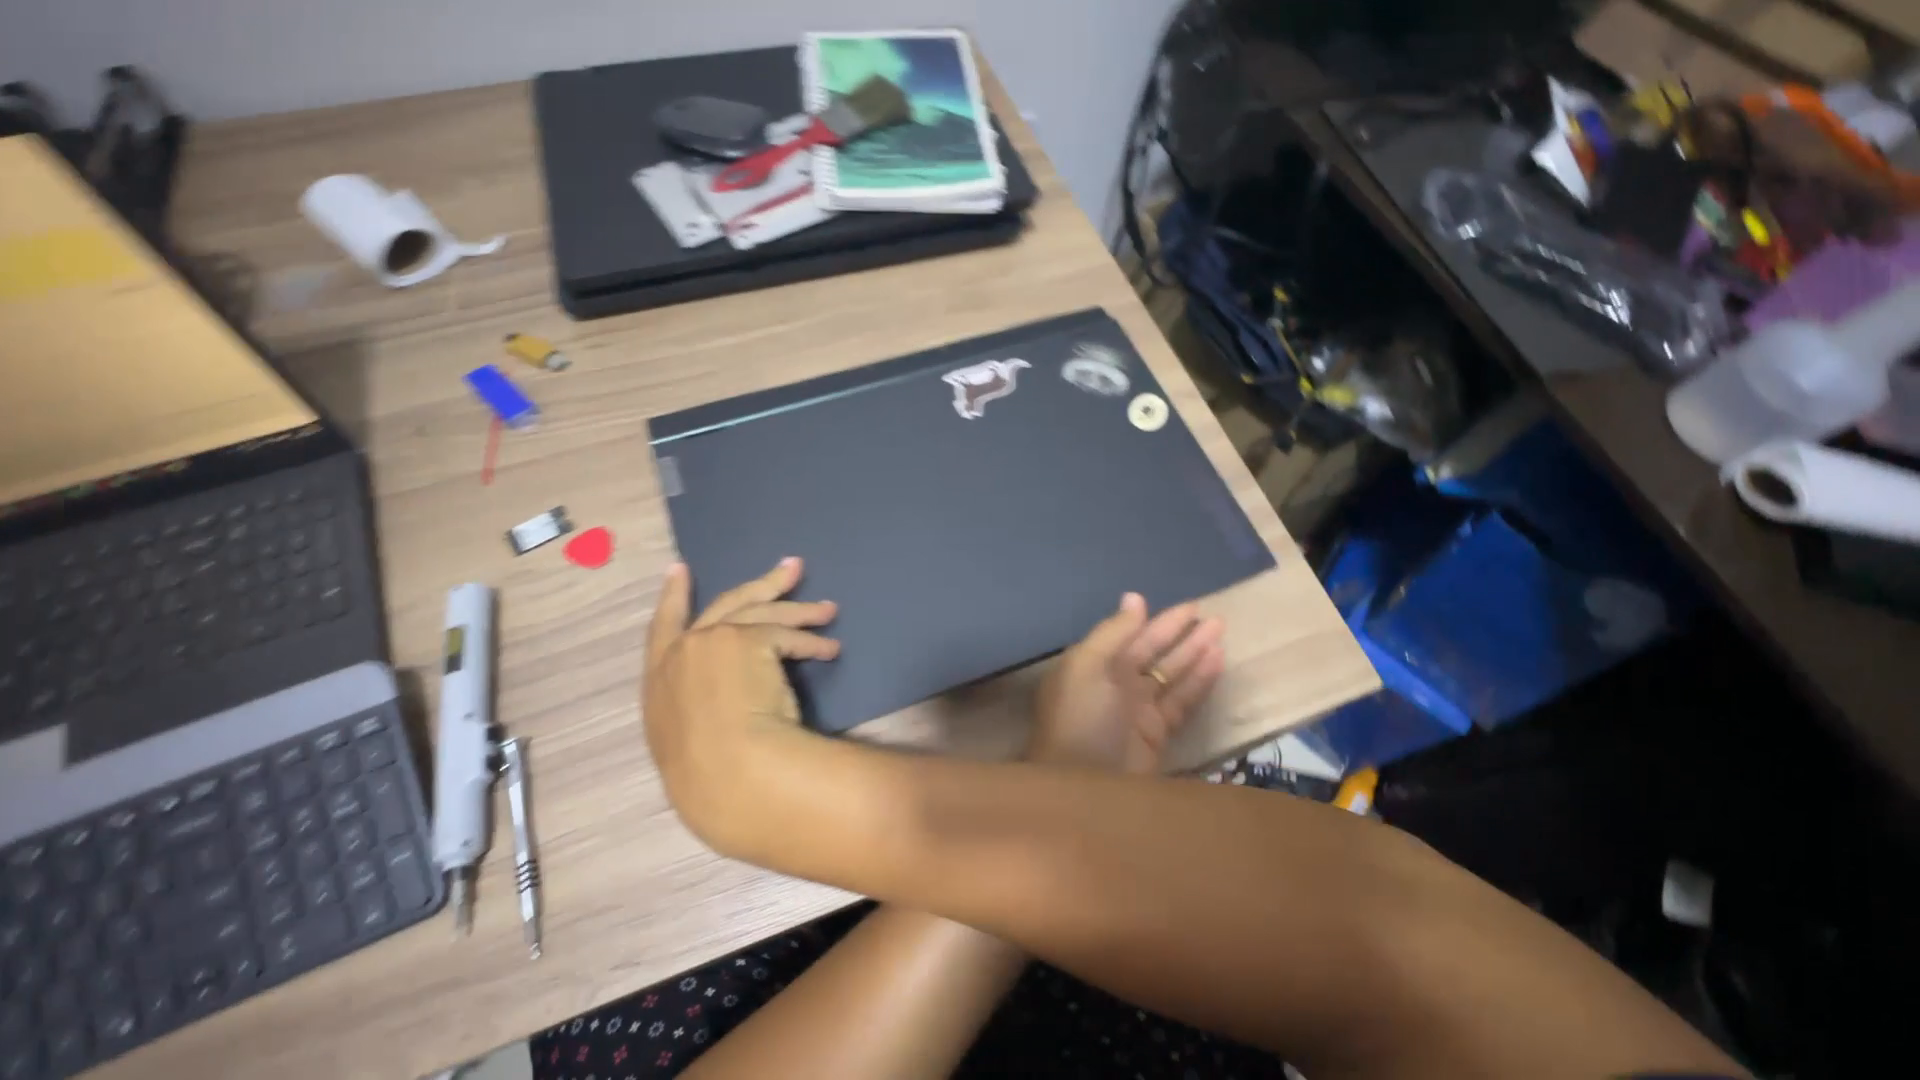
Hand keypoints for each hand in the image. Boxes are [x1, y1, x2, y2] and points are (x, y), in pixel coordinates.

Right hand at [644, 557, 839, 839]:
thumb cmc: (704, 774)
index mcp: (659, 679)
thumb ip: (693, 715)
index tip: (679, 569)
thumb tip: (712, 714)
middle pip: (726, 605)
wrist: (723, 769)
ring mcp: (716, 639)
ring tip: (828, 610)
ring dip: (799, 609)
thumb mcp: (682, 742)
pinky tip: (831, 649)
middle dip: (760, 584)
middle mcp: (683, 650)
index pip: (662, 627)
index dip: (672, 596)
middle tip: (790, 568)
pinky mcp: (751, 639)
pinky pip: (788, 636)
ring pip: (763, 612)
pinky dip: (812, 642)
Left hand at [1027, 594, 1224, 774]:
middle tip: (1212, 614)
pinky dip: (1199, 681)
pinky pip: (1181, 700)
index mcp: (1091, 666)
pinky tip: (1218, 661)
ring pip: (1170, 674)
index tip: (1183, 606)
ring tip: (1221, 630)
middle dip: (1178, 633)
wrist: (1083, 786)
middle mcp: (1113, 685)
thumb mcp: (1088, 666)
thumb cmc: (1081, 718)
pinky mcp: (1156, 735)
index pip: (1127, 635)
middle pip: (1151, 652)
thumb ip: (1113, 632)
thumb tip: (1135, 598)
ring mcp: (1136, 711)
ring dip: (1194, 652)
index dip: (1153, 620)